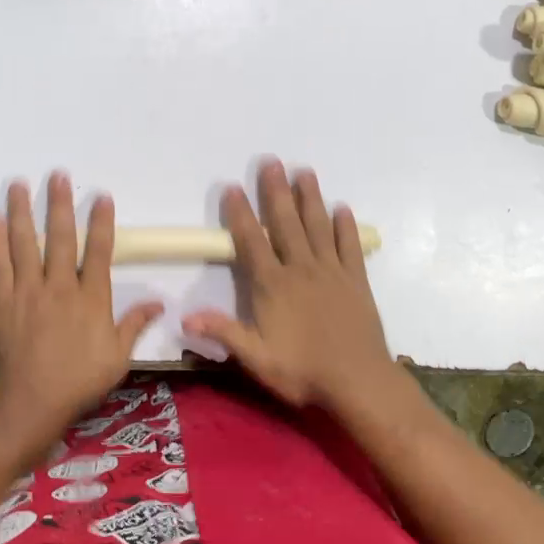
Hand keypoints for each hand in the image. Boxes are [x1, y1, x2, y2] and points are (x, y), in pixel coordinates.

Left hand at [0, 173, 163, 426]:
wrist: (31, 401)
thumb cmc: (79, 382)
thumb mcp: (118, 358)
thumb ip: (134, 325)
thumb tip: (158, 302)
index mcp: (91, 299)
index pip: (99, 252)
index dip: (101, 223)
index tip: (101, 197)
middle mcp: (59, 287)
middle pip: (61, 238)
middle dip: (60, 204)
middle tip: (58, 176)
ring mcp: (27, 292)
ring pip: (25, 243)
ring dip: (23, 211)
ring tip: (19, 184)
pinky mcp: (2, 302)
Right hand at [183, 159, 395, 409]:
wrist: (358, 382)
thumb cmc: (302, 371)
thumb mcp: (255, 358)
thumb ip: (223, 332)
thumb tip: (185, 317)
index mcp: (272, 286)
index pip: (252, 242)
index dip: (240, 214)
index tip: (232, 187)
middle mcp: (301, 270)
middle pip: (286, 224)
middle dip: (276, 192)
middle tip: (271, 161)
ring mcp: (331, 273)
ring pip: (318, 227)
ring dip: (310, 198)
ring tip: (305, 172)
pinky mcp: (356, 282)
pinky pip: (349, 247)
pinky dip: (345, 227)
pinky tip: (342, 209)